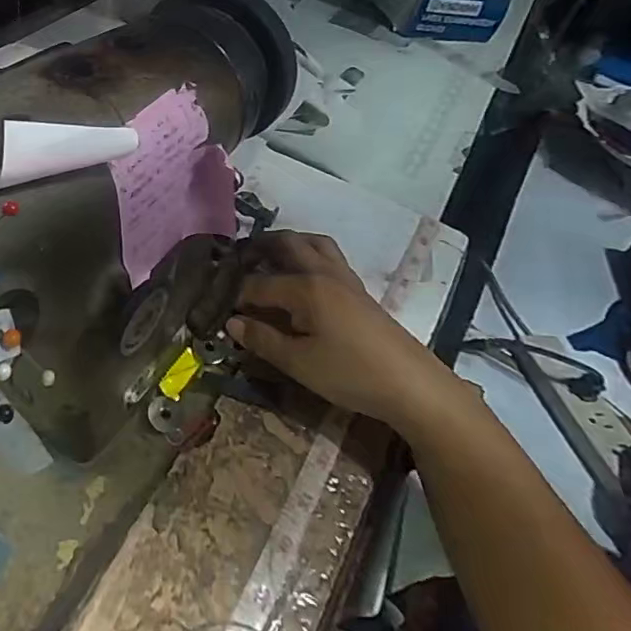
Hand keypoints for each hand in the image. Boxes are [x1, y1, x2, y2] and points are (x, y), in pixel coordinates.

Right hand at [227, 231, 467, 436]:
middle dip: (258, 248)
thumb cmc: (351, 374)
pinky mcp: (359, 290)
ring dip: (288, 244)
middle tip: (237, 263)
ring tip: (269, 260)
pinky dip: (308, 255)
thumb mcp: (299, 363)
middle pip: (287, 243)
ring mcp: (344, 278)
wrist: (414, 386)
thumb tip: (231, 322)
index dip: (234, 295)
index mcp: (304, 288)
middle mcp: (322, 273)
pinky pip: (328, 257)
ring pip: (312, 243)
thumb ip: (262, 339)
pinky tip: (302, 279)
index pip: (257, 284)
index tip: (216, 304)